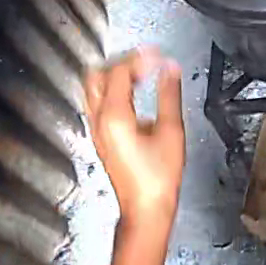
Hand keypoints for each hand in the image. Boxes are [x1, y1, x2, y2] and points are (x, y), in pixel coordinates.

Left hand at [84, 47, 185, 231]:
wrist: (146, 208)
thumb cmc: (157, 178)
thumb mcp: (172, 131)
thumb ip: (169, 95)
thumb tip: (170, 70)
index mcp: (114, 116)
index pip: (119, 72)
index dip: (139, 58)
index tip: (155, 55)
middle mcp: (99, 121)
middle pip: (97, 75)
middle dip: (121, 62)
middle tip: (143, 61)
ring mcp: (96, 131)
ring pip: (93, 90)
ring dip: (114, 76)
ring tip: (138, 74)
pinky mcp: (101, 139)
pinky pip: (98, 105)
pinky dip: (113, 92)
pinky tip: (133, 97)